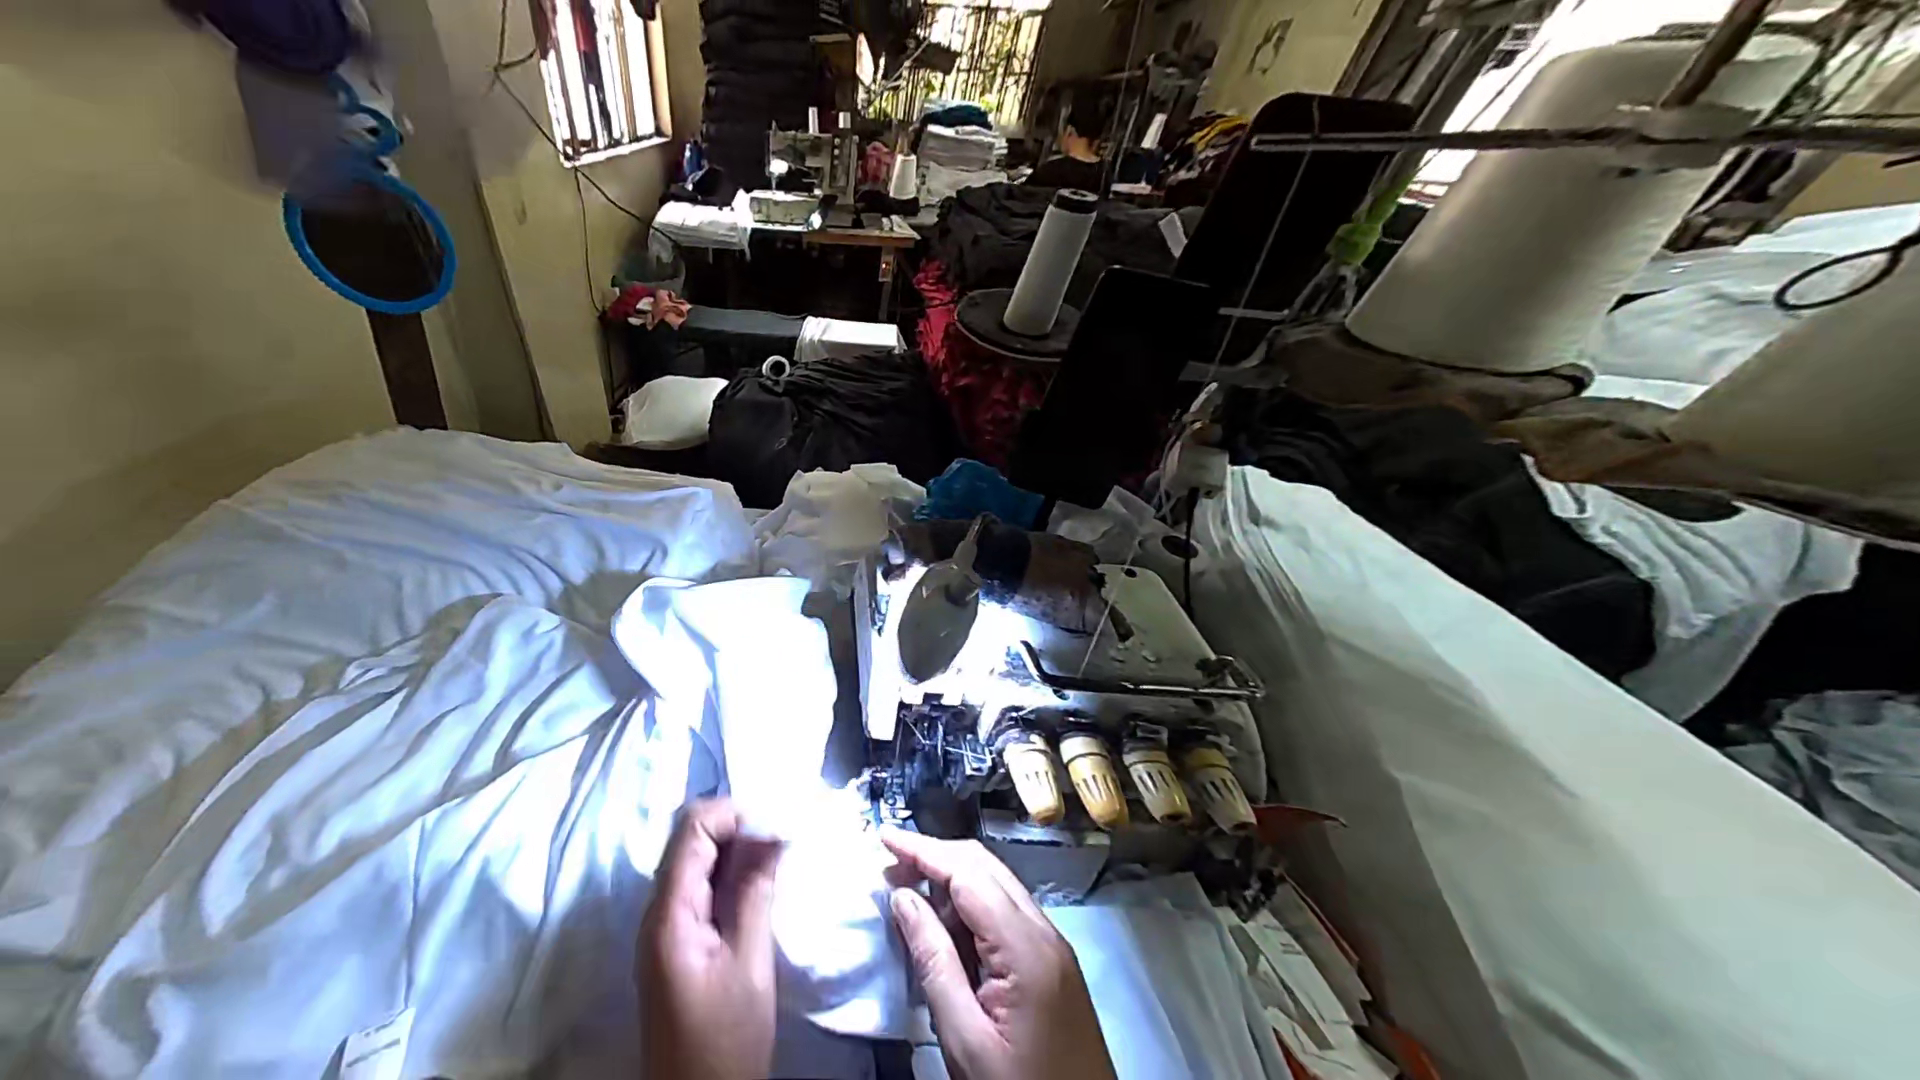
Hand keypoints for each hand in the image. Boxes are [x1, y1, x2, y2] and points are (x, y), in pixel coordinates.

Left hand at [639, 798, 784, 1079]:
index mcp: (669, 914)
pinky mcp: (682, 939)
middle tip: (784, 836)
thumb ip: (756, 891)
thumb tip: (772, 831)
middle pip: (693, 839)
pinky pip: (705, 885)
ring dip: (740, 848)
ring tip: (780, 853)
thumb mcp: (749, 963)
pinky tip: (763, 879)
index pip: (692, 830)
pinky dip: (734, 872)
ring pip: (700, 859)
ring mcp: (668, 925)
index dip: (735, 815)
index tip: (777, 824)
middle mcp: (660, 911)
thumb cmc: (725, 1038)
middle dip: (740, 826)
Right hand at [882, 828, 1116, 1079]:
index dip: (924, 850)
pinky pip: (1004, 913)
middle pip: (985, 868)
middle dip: (935, 857)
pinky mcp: (1050, 961)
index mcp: (1026, 946)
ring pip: (995, 886)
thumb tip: (903, 898)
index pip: (969, 873)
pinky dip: (969, 905)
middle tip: (889, 866)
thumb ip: (934, 962)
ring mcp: (1051, 944)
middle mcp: (1043, 931)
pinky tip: (943, 922)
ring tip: (906, 890)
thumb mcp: (965, 1038)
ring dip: (951, 879)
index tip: (885, 836)